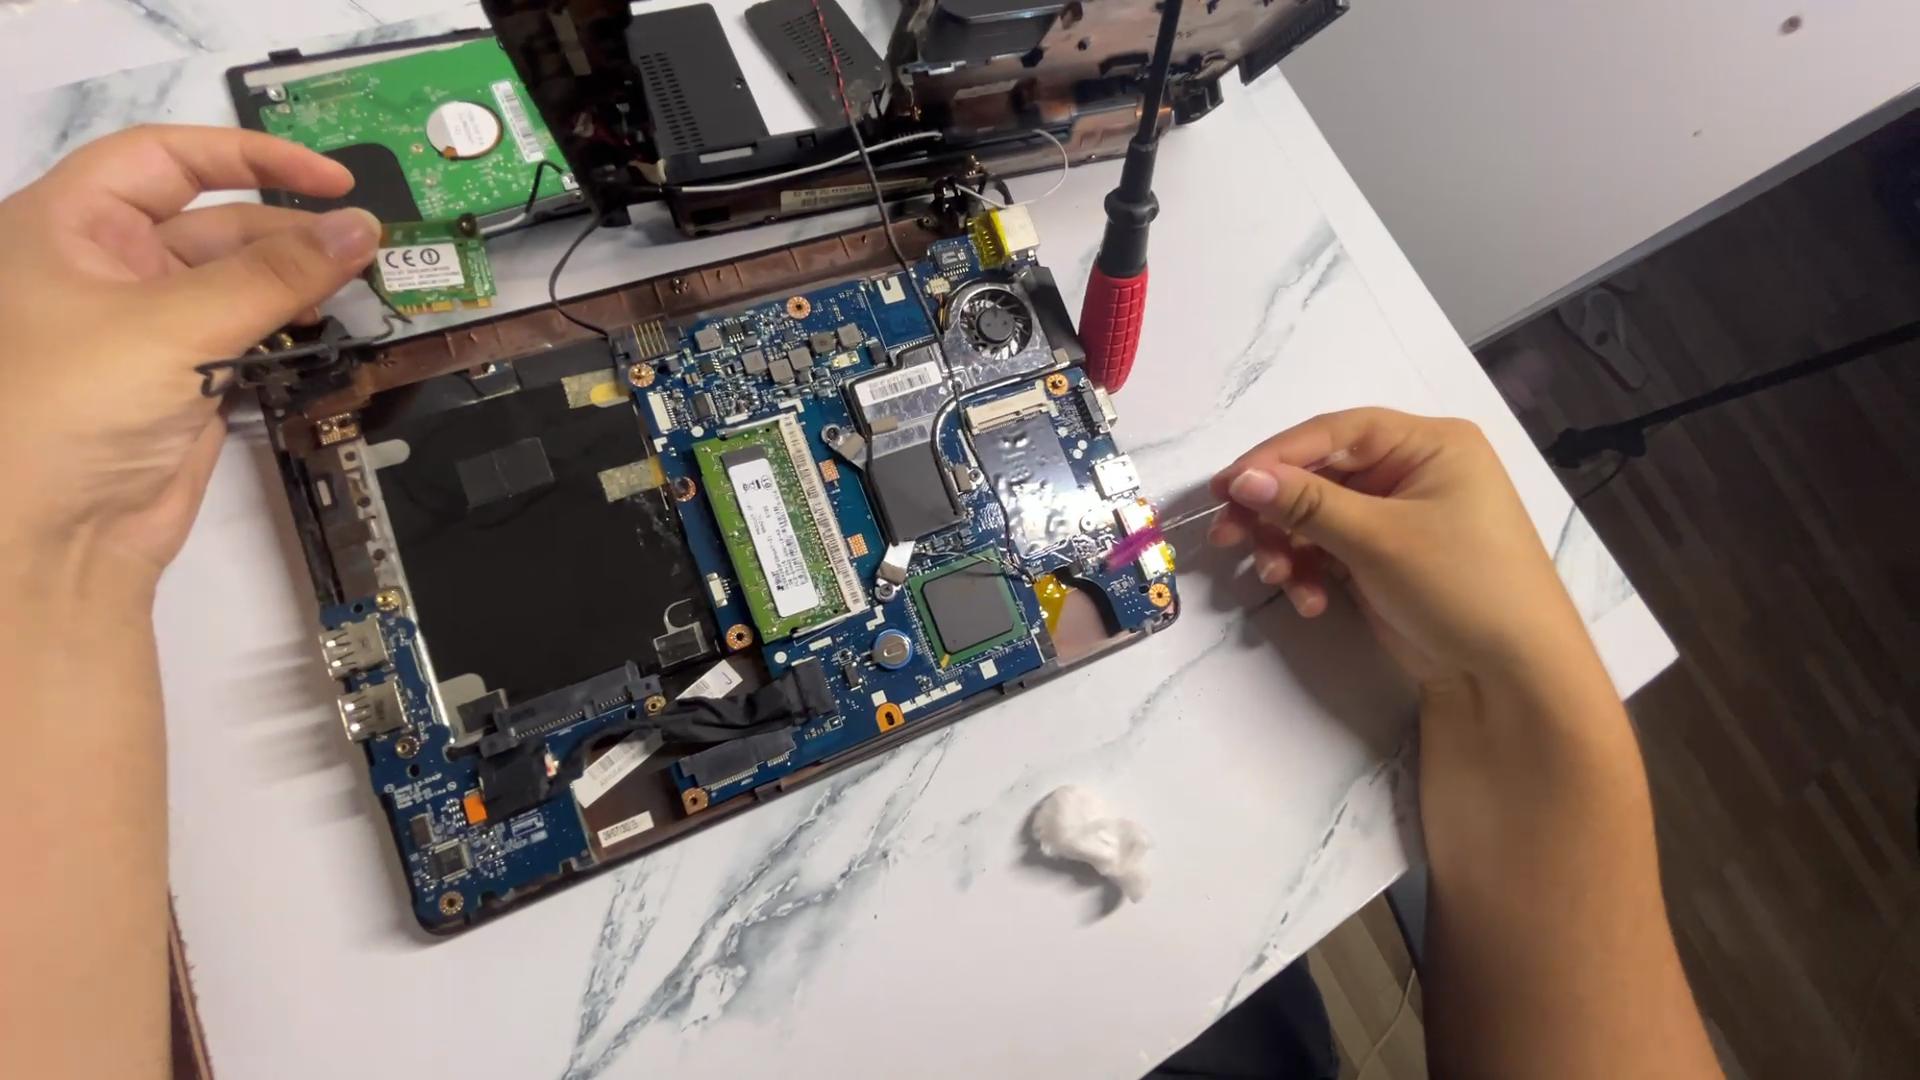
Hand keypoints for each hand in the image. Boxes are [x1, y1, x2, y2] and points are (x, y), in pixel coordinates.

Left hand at [0, 124, 381, 583]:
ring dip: (303, 280)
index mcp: (70, 227)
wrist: (57, 526)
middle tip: (370, 250)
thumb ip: (277, 276)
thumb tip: (362, 229)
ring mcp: (157, 322)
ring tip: (360, 289)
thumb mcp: (176, 324)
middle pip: (218, 222)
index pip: (166, 159)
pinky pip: (256, 328)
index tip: (335, 180)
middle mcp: (111, 265)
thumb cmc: (70, 406)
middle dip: (293, 230)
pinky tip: (330, 327)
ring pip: (245, 279)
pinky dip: (298, 324)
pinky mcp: (195, 370)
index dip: (251, 156)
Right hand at [1207, 408, 1590, 686]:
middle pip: (1315, 476)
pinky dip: (1308, 572)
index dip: (1273, 456)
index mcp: (1426, 445)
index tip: (1224, 486)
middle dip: (1272, 512)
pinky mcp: (1378, 556)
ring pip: (1312, 517)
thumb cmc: (1460, 585)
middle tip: (1227, 536)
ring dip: (1287, 548)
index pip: (1332, 434)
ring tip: (1277, 579)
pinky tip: (1311, 602)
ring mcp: (1392, 516)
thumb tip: (1240, 478)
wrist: (1509, 677)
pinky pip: (1324, 549)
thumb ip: (1304, 502)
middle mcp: (1407, 472)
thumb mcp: (1378, 538)